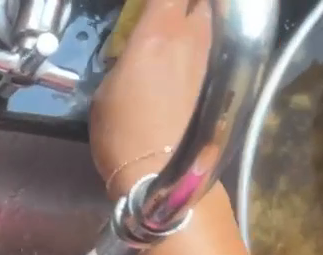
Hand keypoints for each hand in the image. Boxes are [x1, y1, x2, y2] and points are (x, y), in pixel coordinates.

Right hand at [91, 0, 213, 198]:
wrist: (159, 170)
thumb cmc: (121, 134)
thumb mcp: (105, 94)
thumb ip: (125, 60)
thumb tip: (136, 50)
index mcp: (155, 34)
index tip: (147, 4)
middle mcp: (189, 34)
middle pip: (196, 0)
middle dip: (182, 4)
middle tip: (166, 14)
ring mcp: (207, 53)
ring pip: (207, 17)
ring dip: (194, 18)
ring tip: (176, 33)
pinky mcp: (216, 74)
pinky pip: (209, 43)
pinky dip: (199, 42)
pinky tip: (184, 57)